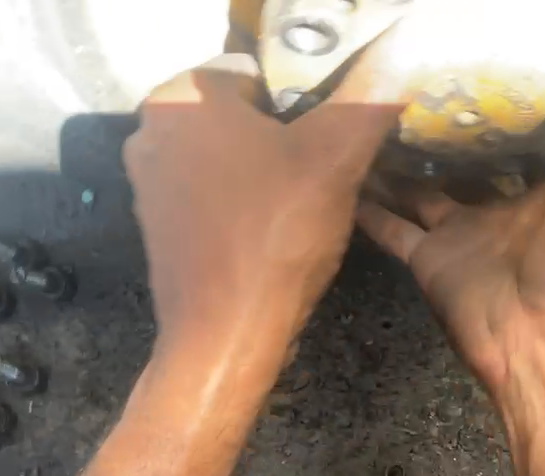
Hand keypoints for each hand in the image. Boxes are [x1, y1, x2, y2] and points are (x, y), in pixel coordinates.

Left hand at [124, 48, 406, 366]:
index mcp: (182, 94)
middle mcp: (151, 130)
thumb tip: (396, 70)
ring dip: (263, 183)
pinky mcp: (157, 231)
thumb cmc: (276, 238)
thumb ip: (366, 104)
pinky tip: (266, 245)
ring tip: (296, 220)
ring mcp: (148, 185)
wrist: (225, 335)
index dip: (303, 109)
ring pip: (226, 164)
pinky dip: (240, 216)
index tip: (325, 150)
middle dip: (281, 147)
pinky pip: (211, 204)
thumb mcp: (336, 160)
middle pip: (240, 121)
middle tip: (317, 187)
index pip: (258, 74)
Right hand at [356, 0, 544, 399]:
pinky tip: (340, 166)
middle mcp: (508, 199)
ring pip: (423, 180)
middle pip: (472, 144)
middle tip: (412, 55)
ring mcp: (466, 230)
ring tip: (365, 98)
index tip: (491, 25)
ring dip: (400, 147)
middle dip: (447, 105)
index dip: (517, 71)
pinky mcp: (430, 259)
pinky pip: (390, 226)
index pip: (535, 111)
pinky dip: (367, 202)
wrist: (542, 342)